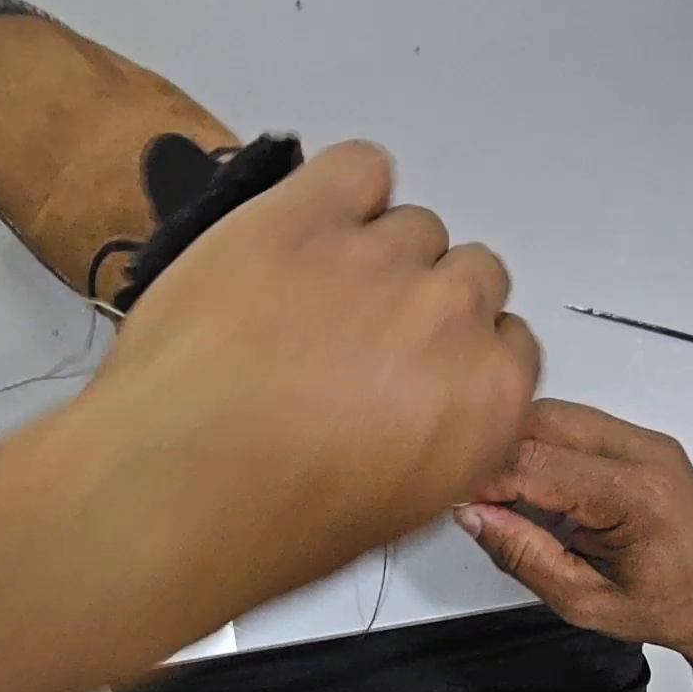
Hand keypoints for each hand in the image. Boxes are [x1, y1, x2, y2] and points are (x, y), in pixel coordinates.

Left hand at [3, 142, 540, 648]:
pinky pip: (360, 169)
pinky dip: (346, 191)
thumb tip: (432, 415)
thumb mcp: (394, 513)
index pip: (512, 348)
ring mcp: (381, 260)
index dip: (465, 357)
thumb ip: (442, 445)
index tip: (431, 364)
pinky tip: (314, 231)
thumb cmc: (273, 521)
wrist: (180, 489)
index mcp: (488, 399)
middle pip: (473, 278)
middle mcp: (451, 319)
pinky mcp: (307, 216)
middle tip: (367, 339)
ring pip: (415, 229)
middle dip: (428, 309)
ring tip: (318, 299)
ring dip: (380, 258)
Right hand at [454, 400, 692, 662]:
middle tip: (475, 494)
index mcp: (633, 495)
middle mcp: (642, 450)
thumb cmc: (660, 612)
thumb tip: (467, 512)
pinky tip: (534, 481)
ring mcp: (646, 439)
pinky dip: (543, 444)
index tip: (455, 501)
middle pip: (544, 420)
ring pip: (557, 414)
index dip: (484, 478)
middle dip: (498, 451)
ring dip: (519, 443)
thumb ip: (522, 554)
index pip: (534, 462)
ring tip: (501, 489)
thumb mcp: (582, 600)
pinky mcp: (644, 441)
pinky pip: (576, 424)